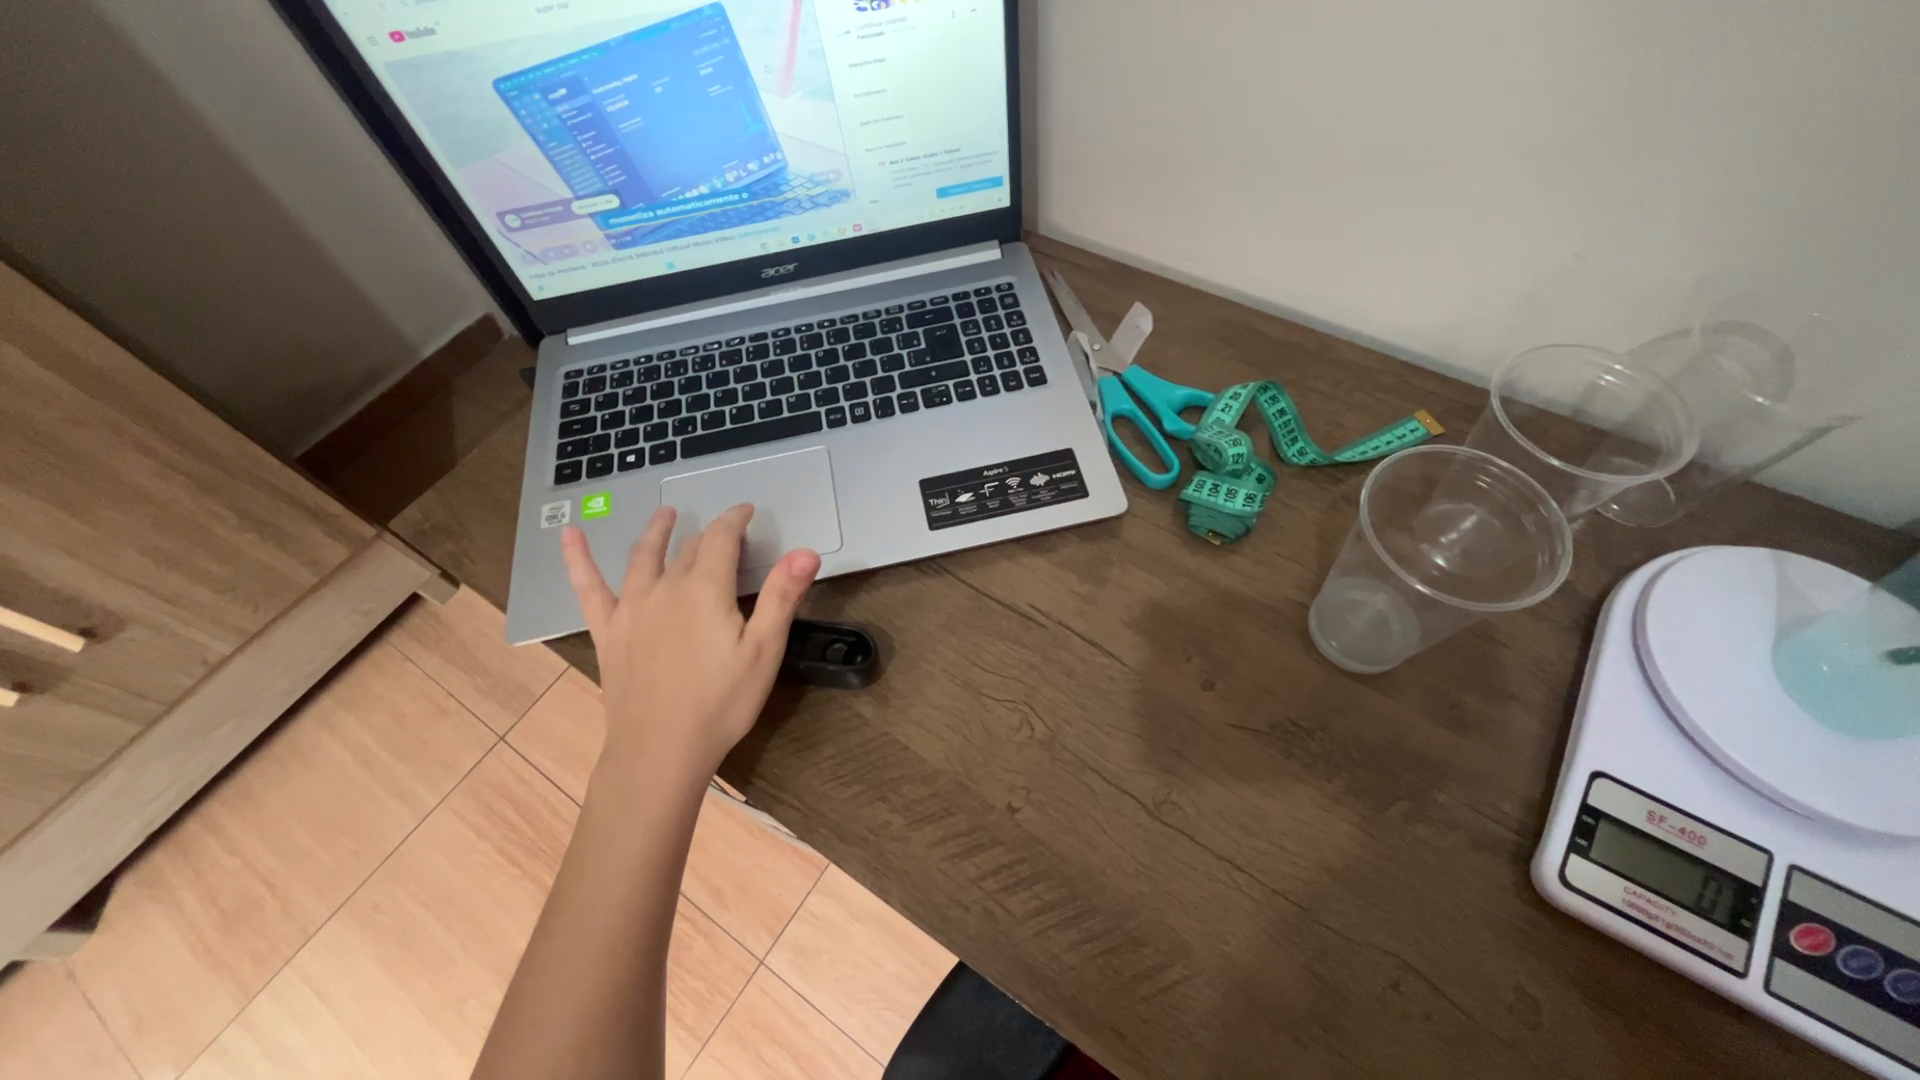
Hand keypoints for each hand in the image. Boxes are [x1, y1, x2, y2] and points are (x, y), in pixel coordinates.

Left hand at [559, 504, 819, 786]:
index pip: (722, 538)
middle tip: (725, 532)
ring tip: (665, 514)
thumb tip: (806, 550)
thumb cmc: (721, 703)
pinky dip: (577, 557)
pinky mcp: (609, 631)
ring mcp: (631, 608)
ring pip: (643, 557)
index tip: (747, 511)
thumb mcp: (764, 651)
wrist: (659, 750)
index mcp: (706, 589)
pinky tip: (570, 534)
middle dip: (708, 535)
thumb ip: (783, 596)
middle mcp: (665, 588)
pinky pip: (589, 587)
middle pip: (688, 549)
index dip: (735, 520)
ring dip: (656, 532)